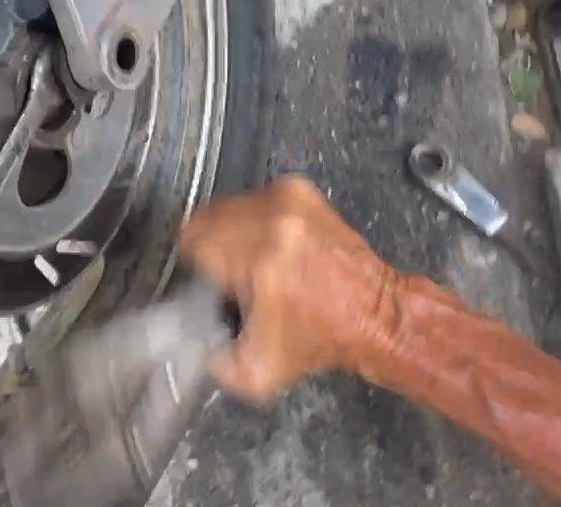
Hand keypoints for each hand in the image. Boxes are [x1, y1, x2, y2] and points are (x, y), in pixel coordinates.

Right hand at [179, 176, 396, 401]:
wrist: (376, 314)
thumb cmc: (321, 338)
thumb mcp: (256, 371)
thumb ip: (210, 357)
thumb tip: (183, 331)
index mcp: (259, 262)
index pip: (192, 240)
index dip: (195, 265)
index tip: (207, 281)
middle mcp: (271, 222)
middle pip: (206, 218)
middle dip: (210, 245)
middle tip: (227, 272)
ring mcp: (285, 199)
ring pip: (226, 204)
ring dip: (230, 230)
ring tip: (252, 258)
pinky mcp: (297, 189)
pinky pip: (251, 197)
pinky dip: (253, 217)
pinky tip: (270, 242)